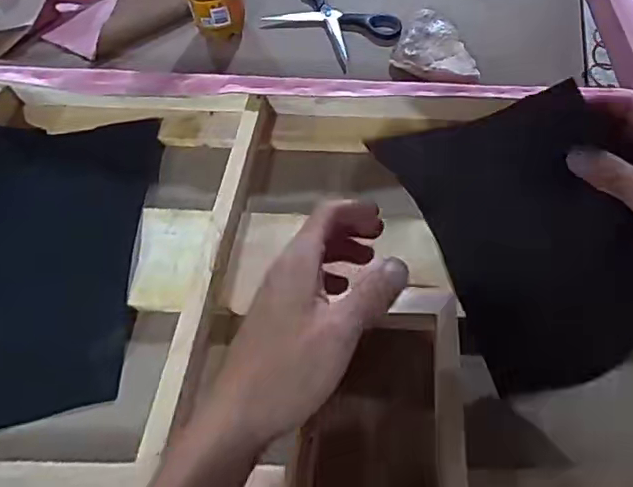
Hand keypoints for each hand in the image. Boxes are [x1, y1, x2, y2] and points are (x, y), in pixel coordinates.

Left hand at [187, 200, 408, 456]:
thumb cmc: (289, 370)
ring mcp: (274, 293)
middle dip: (351, 228)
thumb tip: (400, 262)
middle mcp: (284, 269)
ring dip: (341, 252)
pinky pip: (305, 279)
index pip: (327, 213)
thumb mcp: (340, 331)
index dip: (356, 209)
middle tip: (380, 237)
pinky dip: (329, 276)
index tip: (382, 219)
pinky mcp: (272, 316)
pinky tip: (341, 300)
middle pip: (319, 231)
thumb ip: (372, 293)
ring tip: (368, 265)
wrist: (232, 422)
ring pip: (312, 256)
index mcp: (298, 262)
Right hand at [567, 97, 632, 323]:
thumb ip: (611, 172)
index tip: (565, 106)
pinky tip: (580, 185)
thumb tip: (572, 153)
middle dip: (595, 127)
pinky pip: (629, 180)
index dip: (600, 101)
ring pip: (627, 155)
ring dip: (598, 154)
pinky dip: (607, 178)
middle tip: (554, 132)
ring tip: (559, 155)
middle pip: (629, 128)